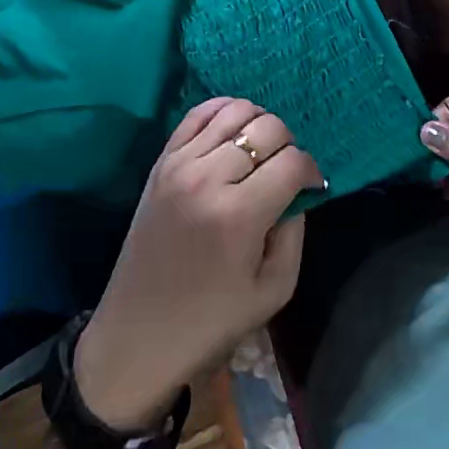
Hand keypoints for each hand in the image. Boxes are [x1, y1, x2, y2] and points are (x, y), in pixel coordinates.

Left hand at [75, 98, 323, 430]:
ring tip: (260, 156)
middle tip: (285, 176)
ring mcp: (178, 165)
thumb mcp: (277, 287)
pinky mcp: (160, 163)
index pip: (294, 161)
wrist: (137, 338)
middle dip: (289, 146)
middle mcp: (207, 178)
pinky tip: (235, 135)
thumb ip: (296, 229)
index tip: (310, 190)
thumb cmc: (212, 322)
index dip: (311, 172)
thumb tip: (299, 189)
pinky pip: (198, 113)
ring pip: (236, 110)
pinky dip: (225, 112)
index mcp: (238, 215)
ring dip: (260, 126)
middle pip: (268, 128)